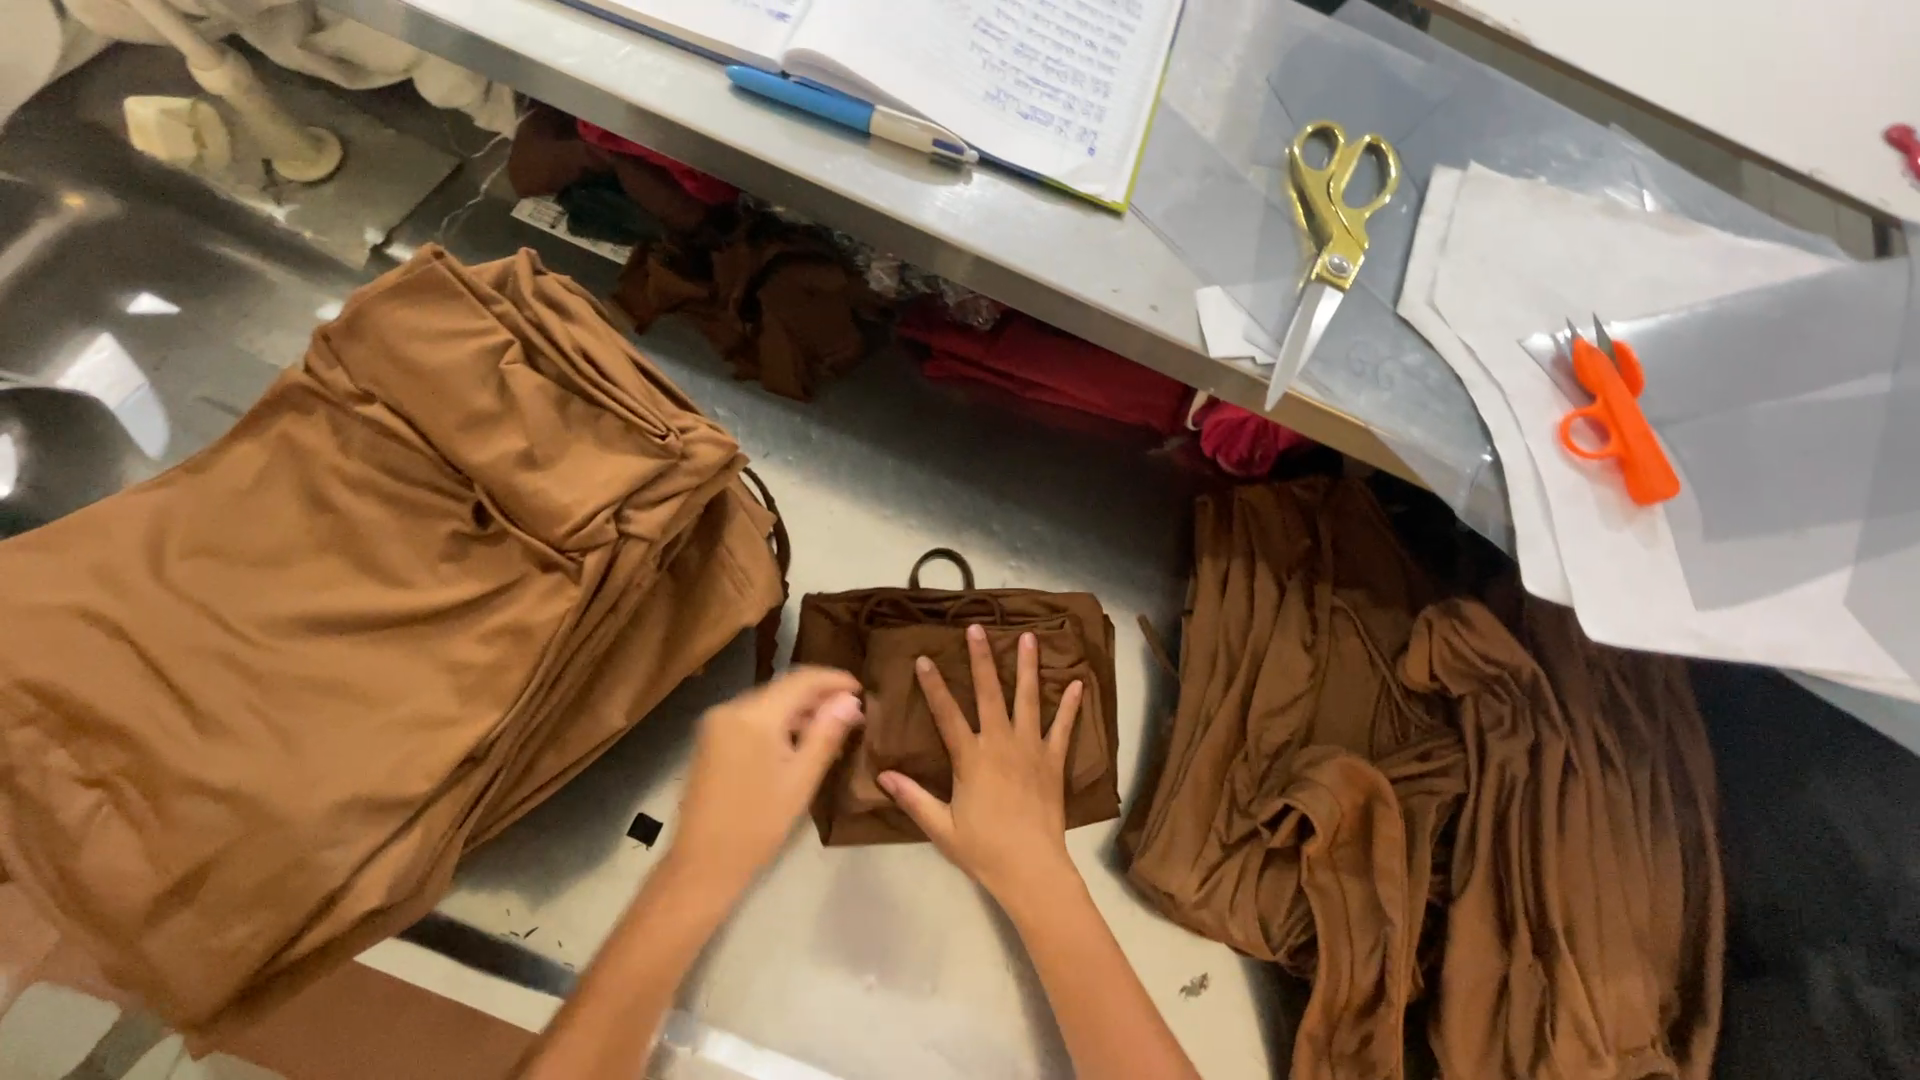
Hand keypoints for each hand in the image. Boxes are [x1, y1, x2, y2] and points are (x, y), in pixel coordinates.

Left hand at [669, 667, 863, 891]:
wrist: (703, 862)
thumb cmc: (759, 824)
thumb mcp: (802, 778)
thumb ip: (827, 733)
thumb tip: (850, 701)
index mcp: (754, 716)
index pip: (801, 679)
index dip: (833, 680)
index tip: (860, 689)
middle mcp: (731, 708)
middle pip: (783, 688)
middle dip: (818, 697)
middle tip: (852, 714)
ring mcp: (716, 722)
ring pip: (768, 702)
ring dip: (799, 710)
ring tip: (832, 729)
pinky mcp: (711, 737)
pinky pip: (752, 717)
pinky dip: (778, 722)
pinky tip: (799, 741)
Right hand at [879, 624, 1084, 909]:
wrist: (1031, 868)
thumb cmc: (982, 849)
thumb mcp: (940, 827)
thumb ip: (913, 798)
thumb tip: (882, 776)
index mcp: (970, 757)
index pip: (946, 713)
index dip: (934, 685)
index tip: (924, 658)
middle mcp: (1000, 743)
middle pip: (989, 693)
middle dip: (982, 659)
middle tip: (978, 628)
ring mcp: (1030, 749)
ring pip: (1028, 699)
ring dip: (1027, 667)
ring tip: (1029, 637)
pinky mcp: (1053, 761)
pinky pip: (1063, 727)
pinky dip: (1070, 706)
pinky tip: (1077, 683)